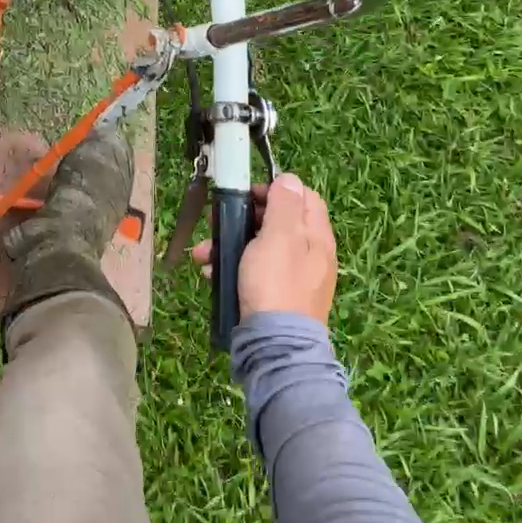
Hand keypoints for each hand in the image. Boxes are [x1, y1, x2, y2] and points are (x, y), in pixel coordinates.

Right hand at [191, 173, 337, 324]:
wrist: (274, 343)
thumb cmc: (275, 283)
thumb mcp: (279, 237)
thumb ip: (284, 205)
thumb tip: (289, 179)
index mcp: (316, 237)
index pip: (304, 197)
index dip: (275, 189)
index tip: (247, 194)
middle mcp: (309, 253)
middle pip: (277, 219)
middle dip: (243, 217)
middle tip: (219, 222)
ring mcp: (293, 275)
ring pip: (259, 244)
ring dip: (230, 242)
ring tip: (205, 253)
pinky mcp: (275, 292)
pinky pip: (253, 268)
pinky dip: (233, 264)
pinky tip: (214, 272)